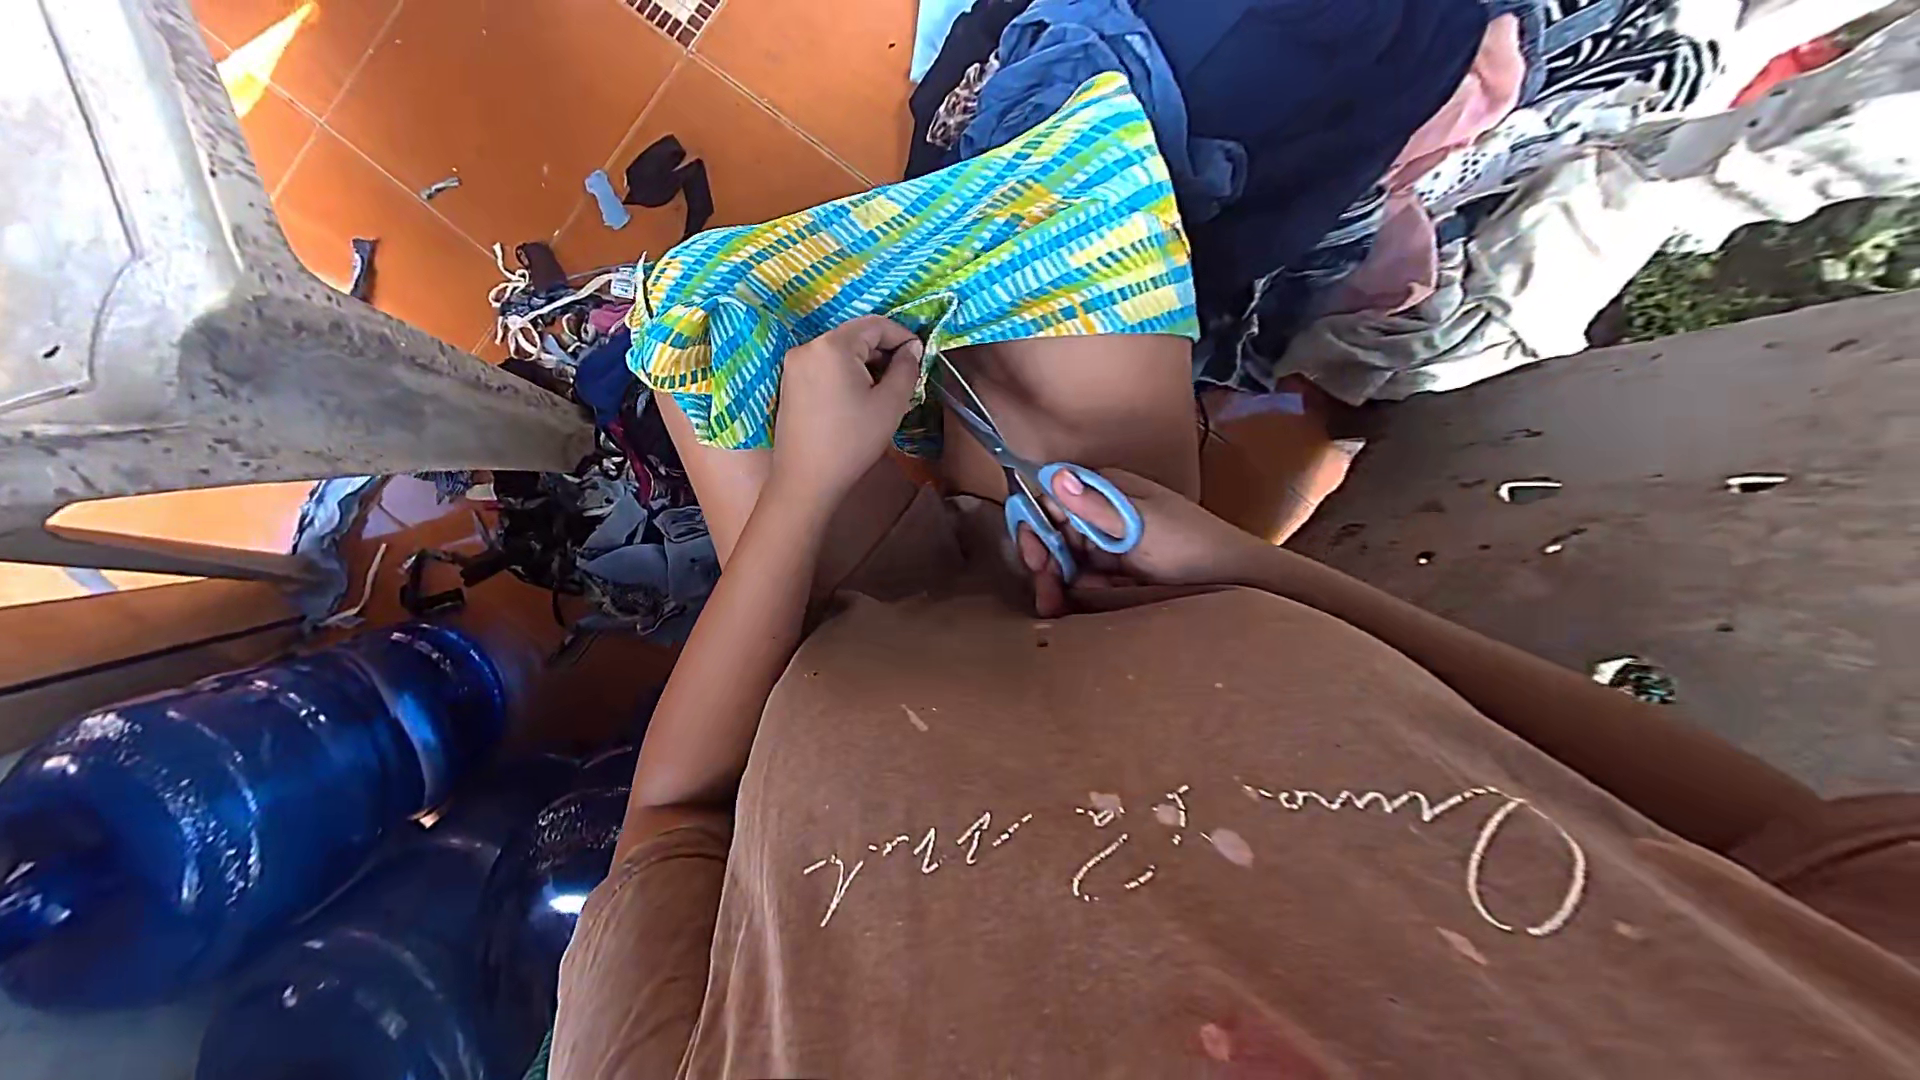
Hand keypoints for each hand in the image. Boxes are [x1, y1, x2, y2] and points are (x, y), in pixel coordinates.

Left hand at [767, 316, 922, 515]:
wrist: (807, 480)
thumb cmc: (852, 442)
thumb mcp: (890, 404)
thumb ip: (906, 369)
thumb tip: (912, 349)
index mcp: (833, 346)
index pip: (875, 325)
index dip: (902, 336)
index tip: (920, 355)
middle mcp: (808, 347)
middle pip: (855, 336)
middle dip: (883, 351)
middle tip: (905, 376)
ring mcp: (794, 365)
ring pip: (840, 352)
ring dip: (866, 364)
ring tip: (884, 390)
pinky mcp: (789, 384)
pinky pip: (824, 367)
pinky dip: (846, 374)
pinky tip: (858, 398)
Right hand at [1015, 468, 1272, 616]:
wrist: (1236, 579)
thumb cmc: (1191, 544)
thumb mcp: (1140, 525)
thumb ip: (1094, 506)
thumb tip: (1055, 474)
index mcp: (1104, 491)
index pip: (1051, 501)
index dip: (1035, 527)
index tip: (1034, 558)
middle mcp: (1101, 514)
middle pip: (1053, 535)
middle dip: (1044, 564)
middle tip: (1045, 594)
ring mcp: (1108, 543)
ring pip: (1065, 561)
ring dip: (1055, 584)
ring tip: (1053, 608)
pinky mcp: (1116, 570)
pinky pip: (1083, 580)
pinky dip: (1074, 594)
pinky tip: (1068, 609)